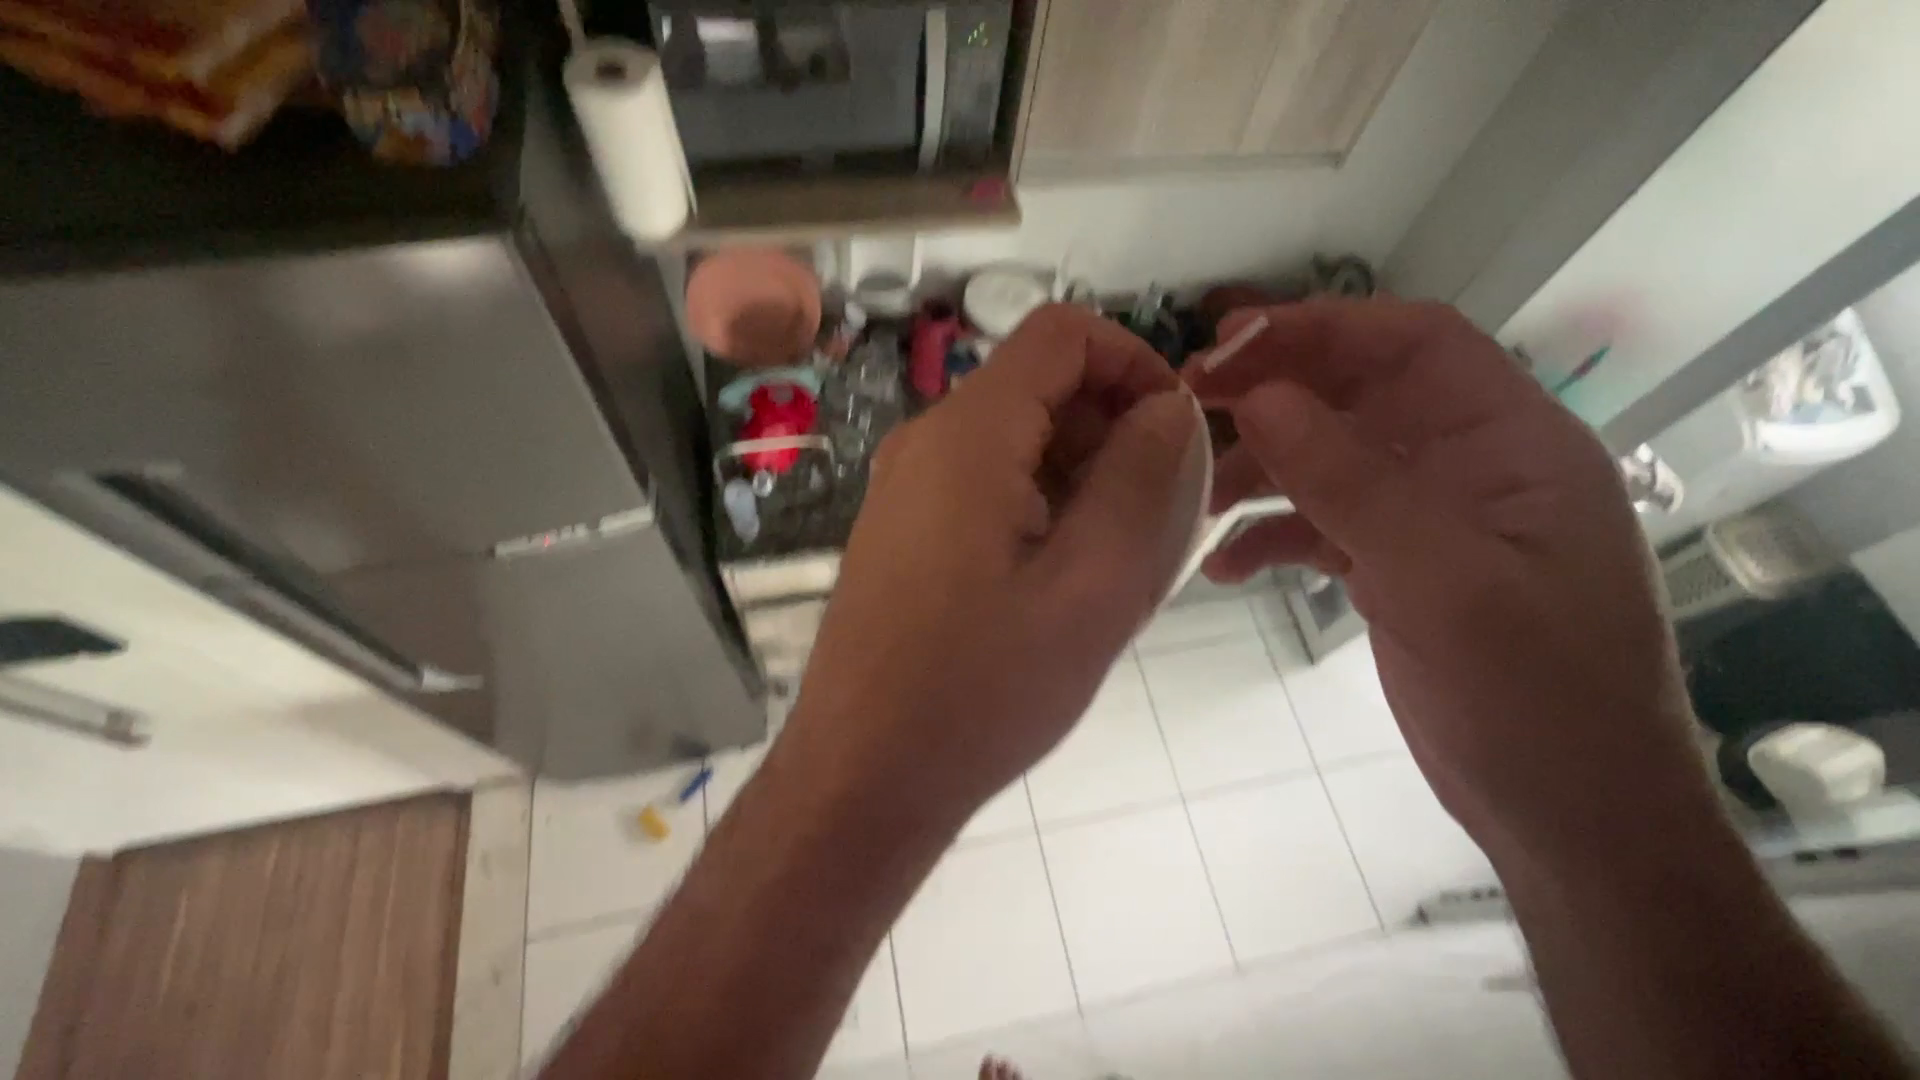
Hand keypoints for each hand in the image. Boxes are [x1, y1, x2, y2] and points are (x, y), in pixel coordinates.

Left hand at [787, 305, 1207, 823]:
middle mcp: (925, 444)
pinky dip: (1039, 514)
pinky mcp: (901, 536)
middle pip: (1040, 390)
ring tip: (1113, 570)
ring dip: (1081, 484)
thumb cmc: (981, 691)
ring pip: (1017, 447)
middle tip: (1156, 524)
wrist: (861, 777)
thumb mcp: (1092, 587)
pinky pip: (985, 492)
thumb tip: (1168, 407)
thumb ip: (1142, 480)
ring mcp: (905, 491)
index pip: (1063, 334)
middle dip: (1112, 435)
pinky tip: (1058, 590)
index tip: (1175, 437)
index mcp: (969, 435)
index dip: (1134, 363)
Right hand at [1186, 298, 1715, 862]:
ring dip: (1260, 471)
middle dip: (1273, 394)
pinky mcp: (1399, 568)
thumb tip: (1260, 396)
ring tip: (1193, 500)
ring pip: (1330, 462)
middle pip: (1359, 396)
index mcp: (1510, 442)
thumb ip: (1350, 484)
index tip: (1227, 347)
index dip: (1320, 328)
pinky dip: (1271, 537)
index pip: (1413, 342)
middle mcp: (1468, 465)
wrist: (1571, 815)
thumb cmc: (1535, 697)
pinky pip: (1323, 528)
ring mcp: (1430, 519)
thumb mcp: (1443, 582)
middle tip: (1185, 405)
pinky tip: (1224, 568)